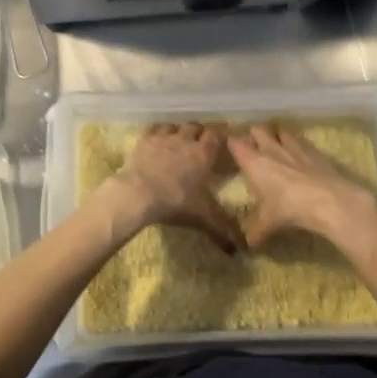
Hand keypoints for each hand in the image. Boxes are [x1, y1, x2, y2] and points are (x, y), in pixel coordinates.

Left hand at [102, 122, 241, 252]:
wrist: (139, 193)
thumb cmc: (176, 201)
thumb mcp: (203, 217)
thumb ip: (222, 231)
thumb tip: (238, 251)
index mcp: (203, 154)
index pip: (216, 136)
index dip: (218, 138)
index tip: (219, 144)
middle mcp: (185, 140)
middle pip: (195, 127)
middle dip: (198, 133)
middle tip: (199, 144)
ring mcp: (163, 137)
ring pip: (175, 126)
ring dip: (178, 131)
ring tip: (178, 141)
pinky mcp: (144, 140)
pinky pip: (154, 129)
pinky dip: (157, 133)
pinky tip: (156, 142)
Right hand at [227, 123, 376, 248]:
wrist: (327, 200)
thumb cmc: (289, 208)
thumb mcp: (268, 223)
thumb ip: (255, 232)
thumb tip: (247, 245)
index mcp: (253, 162)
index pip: (235, 143)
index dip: (232, 144)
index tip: (231, 149)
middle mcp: (270, 148)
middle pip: (257, 129)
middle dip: (254, 136)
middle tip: (255, 148)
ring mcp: (293, 146)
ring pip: (280, 130)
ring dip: (277, 136)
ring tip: (278, 147)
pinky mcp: (312, 149)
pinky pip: (301, 139)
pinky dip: (298, 144)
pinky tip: (301, 155)